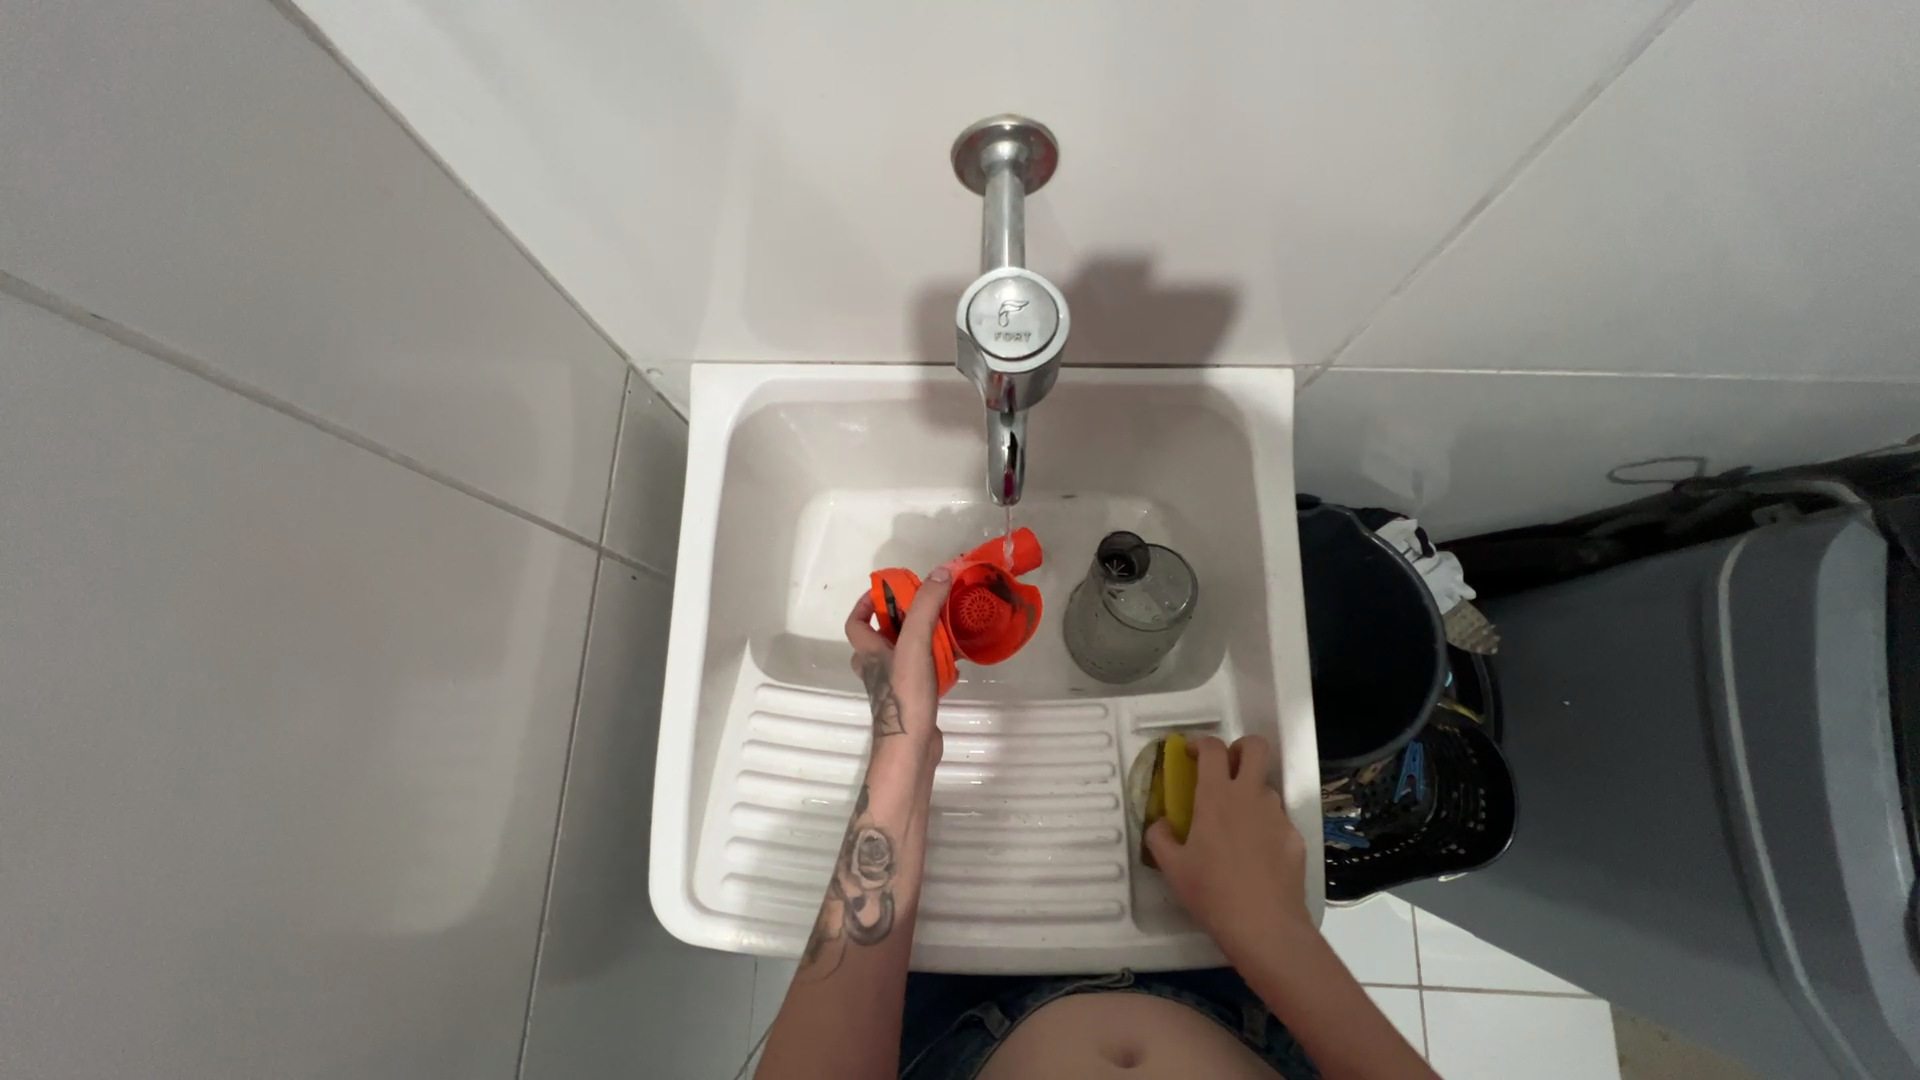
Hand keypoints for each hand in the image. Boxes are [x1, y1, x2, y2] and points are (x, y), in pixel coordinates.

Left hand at [845, 567, 952, 760]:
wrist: (912, 747)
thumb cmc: (905, 694)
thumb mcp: (914, 643)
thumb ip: (925, 607)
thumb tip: (940, 572)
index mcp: (870, 652)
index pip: (856, 623)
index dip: (866, 604)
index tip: (890, 592)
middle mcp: (877, 669)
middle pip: (880, 639)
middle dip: (901, 622)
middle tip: (924, 609)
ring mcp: (894, 687)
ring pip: (901, 658)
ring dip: (919, 643)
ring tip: (943, 631)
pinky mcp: (913, 702)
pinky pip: (920, 676)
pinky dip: (935, 667)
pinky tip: (955, 664)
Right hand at [1145, 735, 1310, 963]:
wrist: (1266, 927)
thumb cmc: (1212, 892)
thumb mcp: (1172, 867)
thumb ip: (1159, 837)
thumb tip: (1162, 824)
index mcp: (1216, 795)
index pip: (1213, 748)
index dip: (1200, 743)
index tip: (1190, 754)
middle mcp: (1250, 796)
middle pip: (1255, 747)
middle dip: (1240, 748)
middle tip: (1225, 768)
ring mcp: (1277, 816)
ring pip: (1266, 786)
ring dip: (1251, 792)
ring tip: (1236, 824)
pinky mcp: (1295, 838)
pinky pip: (1278, 820)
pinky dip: (1264, 826)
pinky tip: (1255, 856)